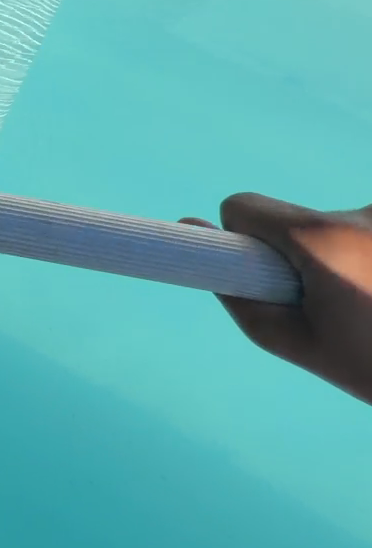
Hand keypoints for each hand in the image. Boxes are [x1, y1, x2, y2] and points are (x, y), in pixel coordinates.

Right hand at [187, 194, 371, 403]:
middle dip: (312, 255)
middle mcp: (368, 216)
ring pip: (354, 229)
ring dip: (360, 259)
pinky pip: (371, 235)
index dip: (244, 237)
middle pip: (305, 220)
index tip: (271, 272)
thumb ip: (236, 291)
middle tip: (351, 303)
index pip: (245, 206)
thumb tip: (194, 231)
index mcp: (325, 237)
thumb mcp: (294, 341)